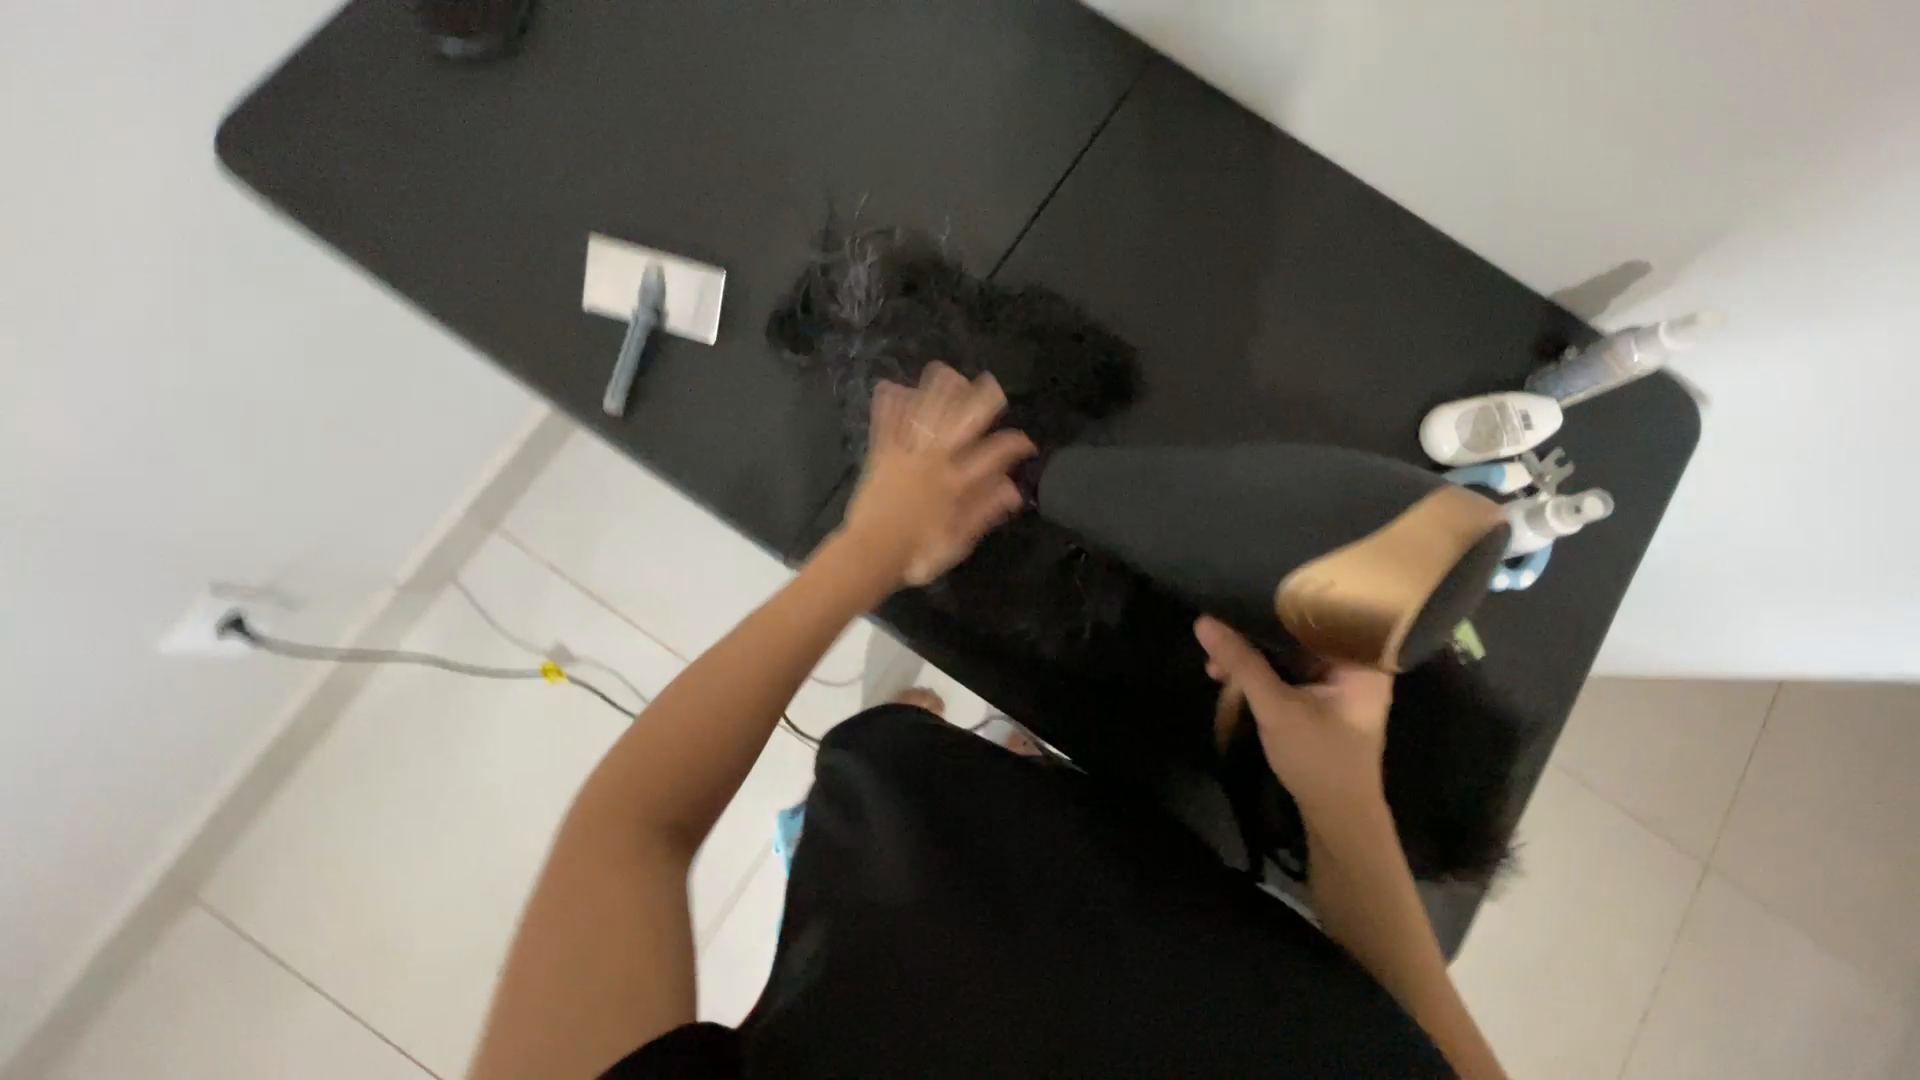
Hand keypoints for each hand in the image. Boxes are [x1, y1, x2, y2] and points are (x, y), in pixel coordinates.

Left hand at [839, 362, 1036, 586]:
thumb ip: (985, 511)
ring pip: (925, 413)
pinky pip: (885, 423)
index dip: (1015, 444)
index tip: (1026, 444)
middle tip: (991, 386)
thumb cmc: (918, 554)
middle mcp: (934, 461)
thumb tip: (1013, 490)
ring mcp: (905, 454)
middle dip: (981, 399)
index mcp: (957, 483)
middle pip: (962, 420)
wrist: (871, 555)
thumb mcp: (959, 540)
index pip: (994, 453)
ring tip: (949, 374)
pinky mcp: (880, 455)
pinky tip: (894, 386)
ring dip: (938, 390)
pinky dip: (890, 404)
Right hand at [1194, 616, 1393, 819]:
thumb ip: (1242, 663)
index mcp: (1361, 659)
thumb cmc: (1318, 760)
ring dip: (1251, 654)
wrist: (1336, 816)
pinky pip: (1286, 668)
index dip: (1279, 600)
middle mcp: (1354, 661)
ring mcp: (1337, 679)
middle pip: (1299, 630)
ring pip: (1287, 650)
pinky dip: (1259, 671)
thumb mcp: (1276, 708)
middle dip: (1254, 633)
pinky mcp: (1321, 695)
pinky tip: (1228, 674)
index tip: (1241, 591)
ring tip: (1215, 662)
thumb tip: (1203, 621)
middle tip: (1217, 636)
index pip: (1321, 610)